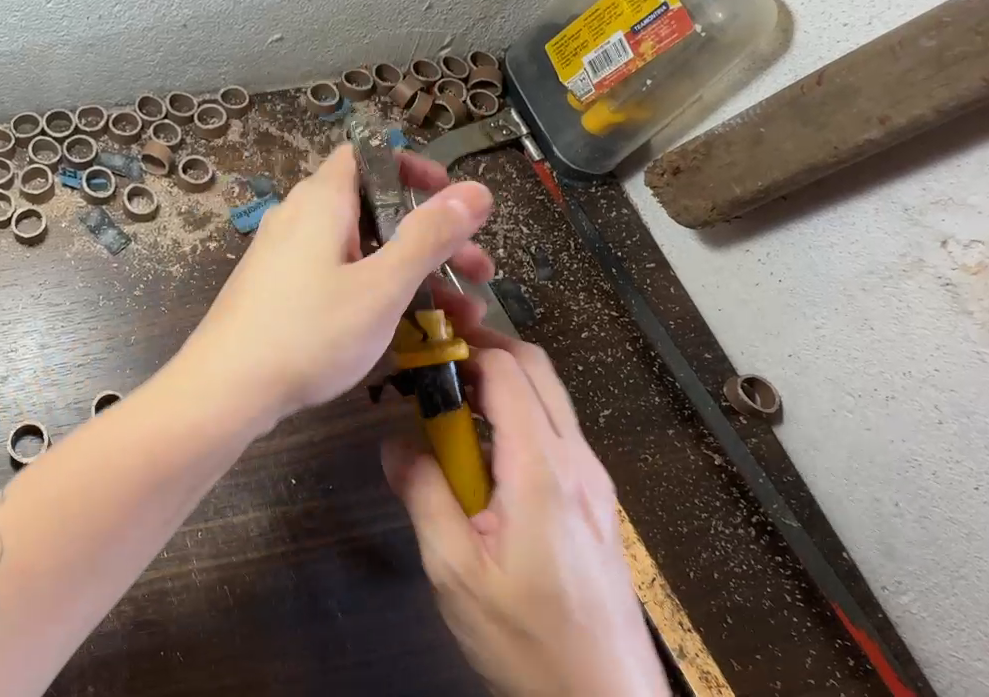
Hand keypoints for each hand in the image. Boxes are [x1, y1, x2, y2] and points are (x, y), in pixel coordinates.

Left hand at [180, 144, 493, 431]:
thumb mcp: (381, 285)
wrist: (227, 386)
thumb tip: (475, 190)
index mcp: (320, 202)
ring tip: (463, 313)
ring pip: (360, 248)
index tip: (451, 196)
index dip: (411, 167)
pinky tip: (409, 328)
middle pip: (372, 208)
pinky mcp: (279, 290)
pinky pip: (337, 275)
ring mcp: (285, 256)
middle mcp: (298, 218)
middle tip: (478, 271)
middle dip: (430, 235)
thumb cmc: (308, 331)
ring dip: (411, 271)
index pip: (366, 156)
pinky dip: (376, 290)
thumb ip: (428, 237)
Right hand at [381, 295, 665, 696]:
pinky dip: (513, 417)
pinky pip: (553, 433)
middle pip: (536, 369)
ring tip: (445, 408)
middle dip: (482, 350)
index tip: (418, 354)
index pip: (508, 371)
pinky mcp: (594, 504)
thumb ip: (423, 496)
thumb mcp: (454, 572)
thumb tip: (394, 446)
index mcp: (543, 473)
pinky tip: (477, 455)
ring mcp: (593, 484)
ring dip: (497, 385)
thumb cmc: (528, 640)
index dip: (461, 348)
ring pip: (548, 398)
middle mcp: (578, 464)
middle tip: (431, 362)